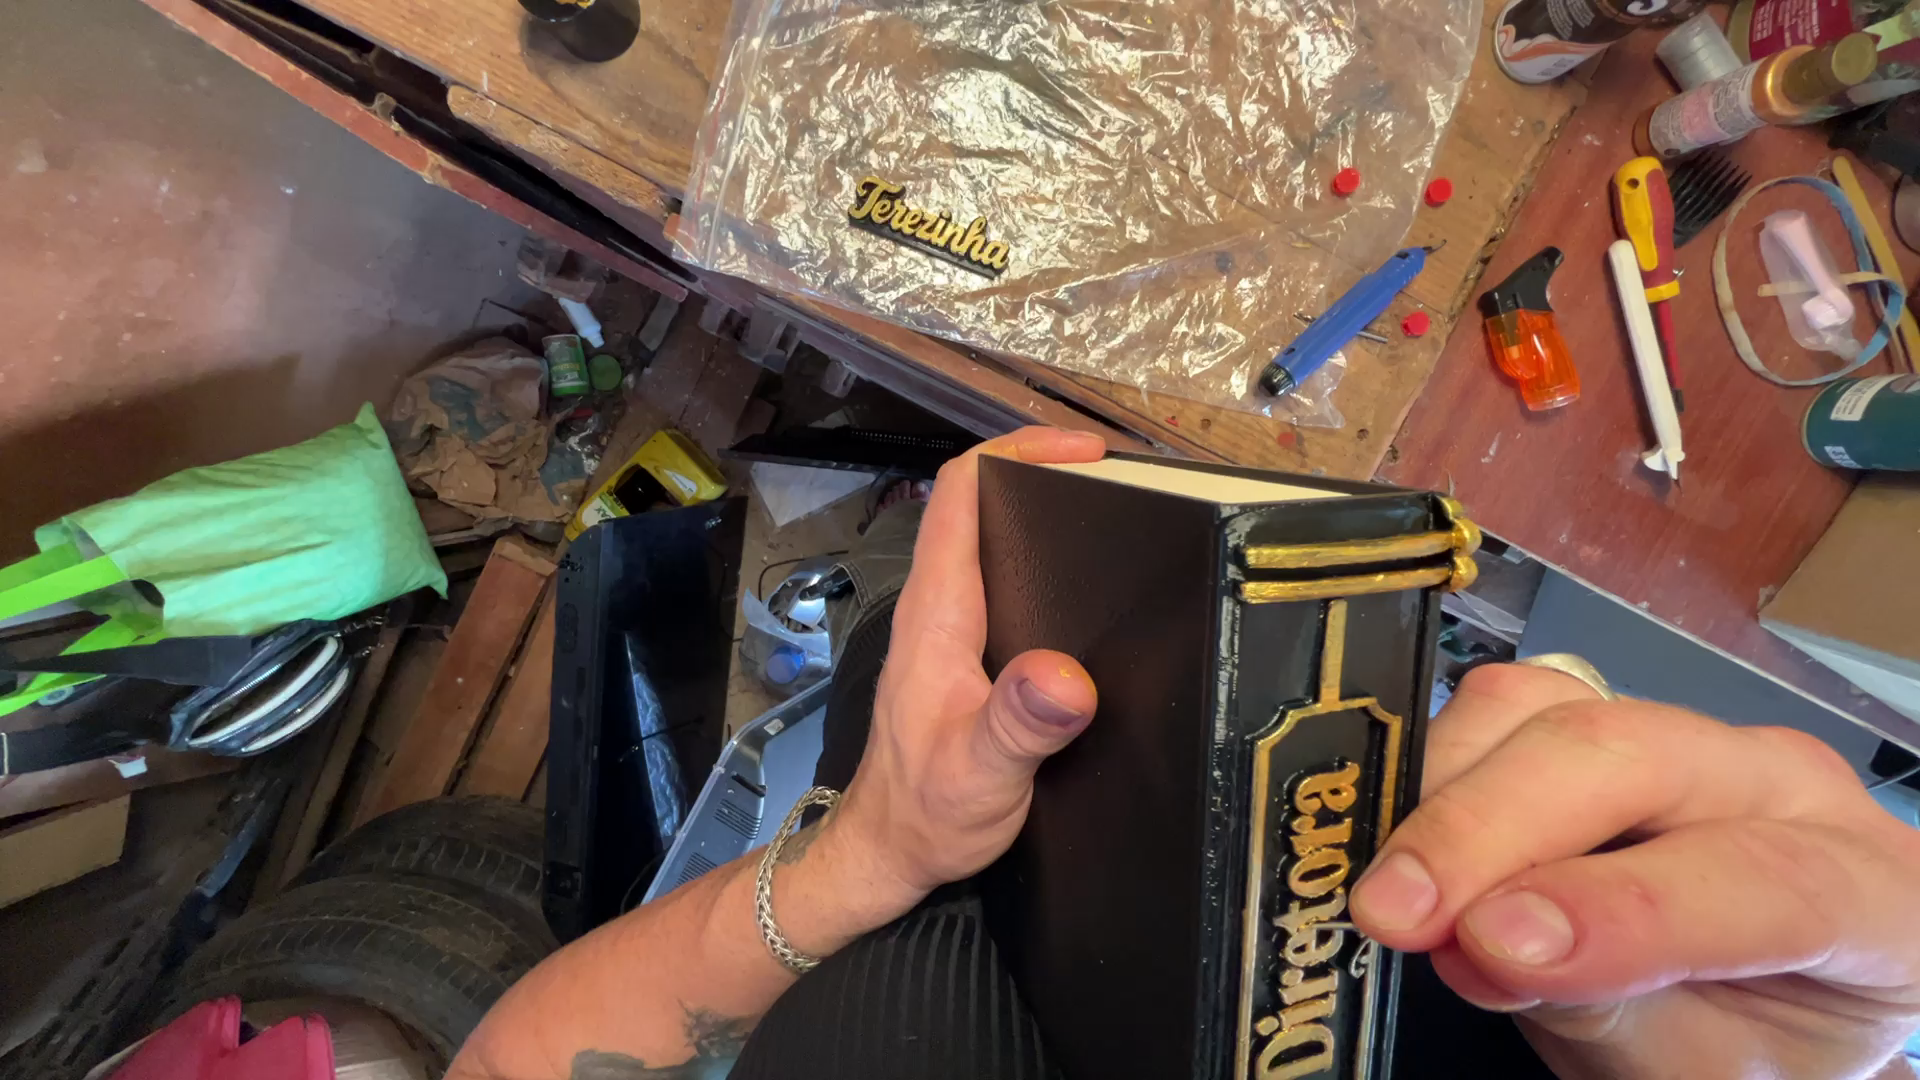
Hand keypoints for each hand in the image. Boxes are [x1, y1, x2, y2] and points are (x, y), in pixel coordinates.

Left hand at [820, 427, 1105, 902]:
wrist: (888, 846)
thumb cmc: (925, 810)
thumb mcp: (979, 773)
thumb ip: (1018, 724)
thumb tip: (1068, 675)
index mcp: (938, 609)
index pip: (959, 494)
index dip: (1015, 452)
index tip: (1084, 453)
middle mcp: (938, 603)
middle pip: (976, 505)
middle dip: (1038, 474)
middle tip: (1114, 481)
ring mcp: (947, 625)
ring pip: (987, 540)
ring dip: (1041, 516)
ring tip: (1110, 520)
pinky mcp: (962, 650)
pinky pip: (999, 581)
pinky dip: (1040, 561)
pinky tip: (1083, 588)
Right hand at [1350, 663, 1919, 1078]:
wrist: (1697, 983)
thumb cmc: (1719, 1037)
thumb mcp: (1678, 1059)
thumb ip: (1588, 1000)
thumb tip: (1467, 945)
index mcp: (1876, 890)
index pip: (1761, 879)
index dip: (1619, 909)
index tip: (1490, 945)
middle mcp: (1766, 774)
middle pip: (1620, 757)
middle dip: (1485, 829)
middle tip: (1394, 907)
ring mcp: (1653, 719)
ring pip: (1531, 709)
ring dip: (1439, 796)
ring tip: (1398, 885)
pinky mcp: (1562, 701)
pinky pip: (1478, 704)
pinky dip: (1425, 770)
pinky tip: (1413, 838)